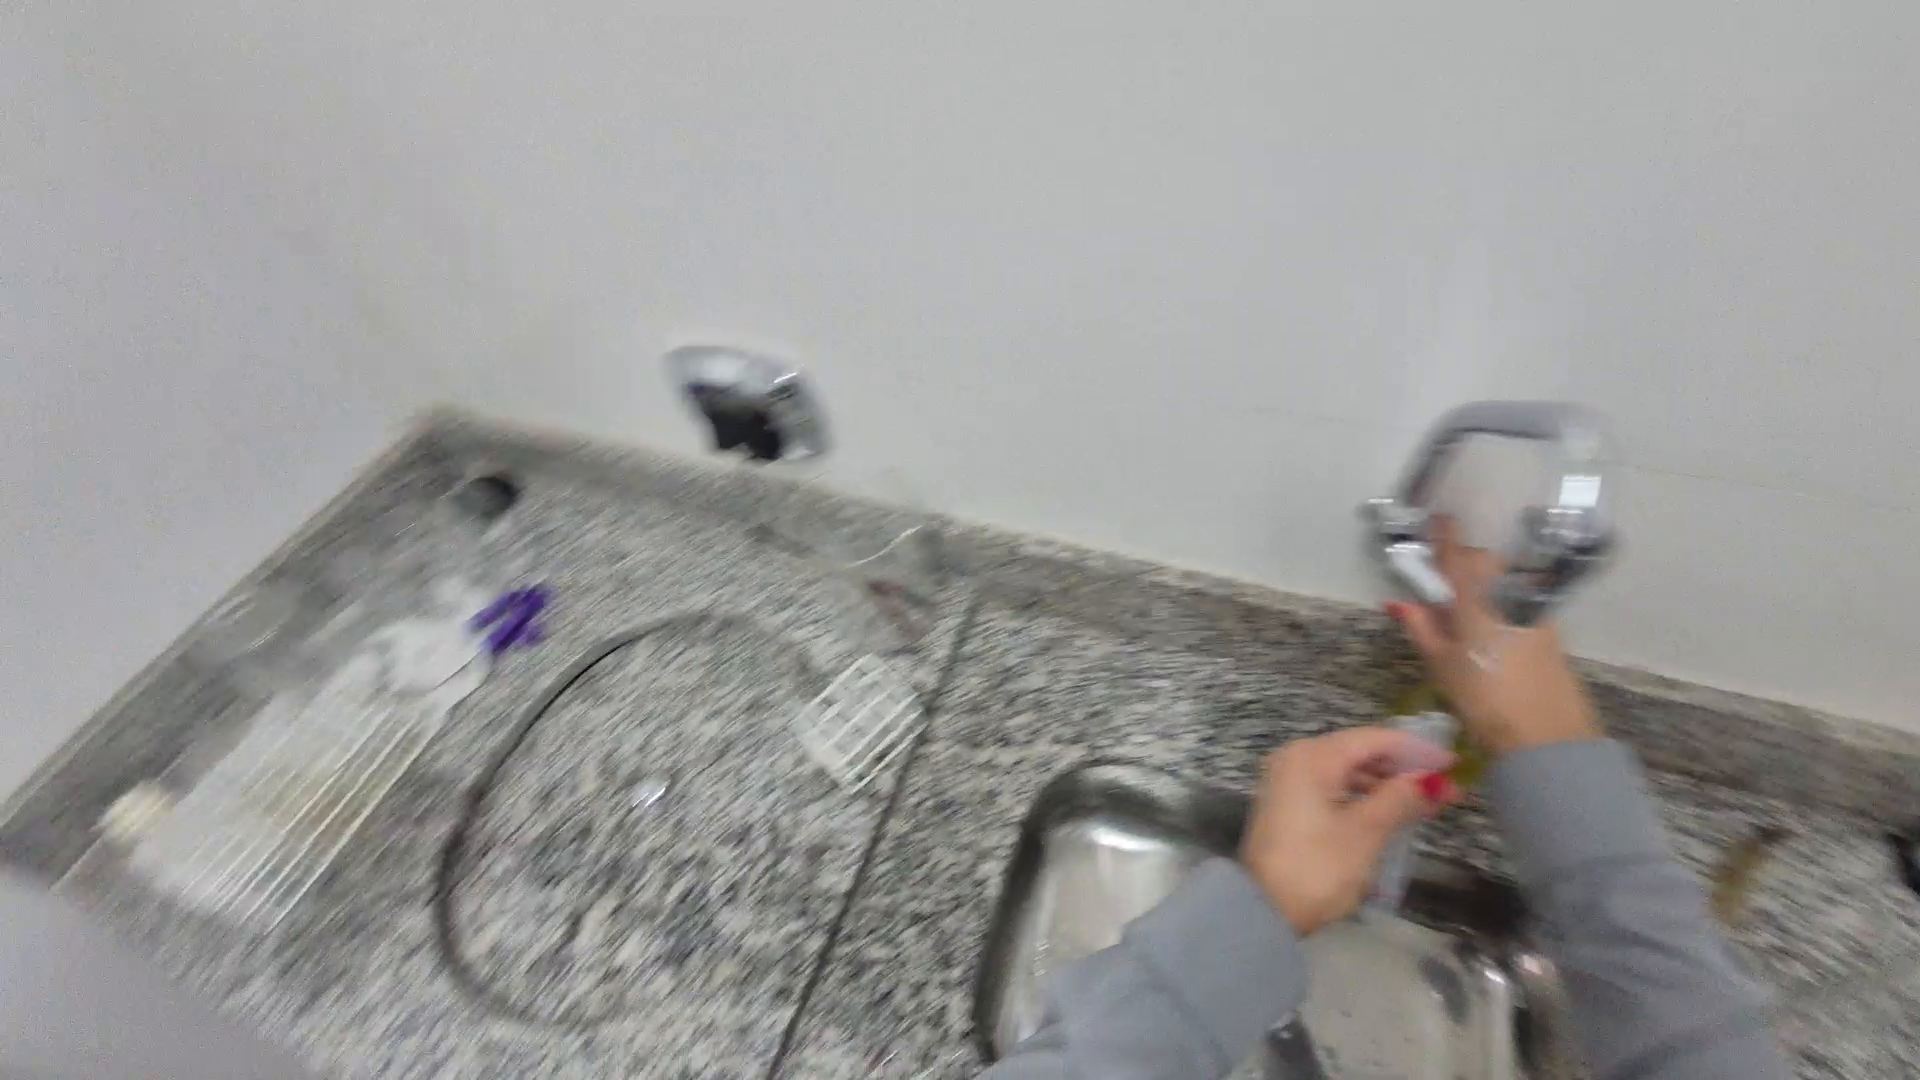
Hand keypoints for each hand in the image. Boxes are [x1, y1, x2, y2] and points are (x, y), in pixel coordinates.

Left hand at [1240, 727, 1456, 934]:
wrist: (1264, 906)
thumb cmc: (1317, 866)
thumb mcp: (1365, 832)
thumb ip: (1400, 799)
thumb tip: (1435, 780)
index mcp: (1311, 756)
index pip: (1372, 739)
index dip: (1415, 749)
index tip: (1454, 763)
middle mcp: (1294, 757)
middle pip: (1357, 750)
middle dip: (1401, 766)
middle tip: (1445, 786)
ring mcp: (1287, 779)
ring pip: (1344, 768)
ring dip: (1383, 782)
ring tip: (1425, 802)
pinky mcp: (1288, 801)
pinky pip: (1331, 784)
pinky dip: (1361, 793)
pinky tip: (1389, 811)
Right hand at [1387, 517, 1602, 756]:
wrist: (1547, 736)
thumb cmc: (1482, 699)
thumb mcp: (1441, 664)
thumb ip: (1421, 628)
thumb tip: (1399, 601)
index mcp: (1476, 604)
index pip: (1457, 560)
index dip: (1446, 537)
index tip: (1439, 517)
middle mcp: (1509, 601)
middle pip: (1487, 565)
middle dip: (1466, 560)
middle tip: (1445, 571)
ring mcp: (1535, 615)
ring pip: (1506, 582)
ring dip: (1485, 579)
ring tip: (1465, 599)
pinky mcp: (1551, 633)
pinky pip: (1519, 601)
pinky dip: (1501, 599)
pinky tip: (1490, 621)